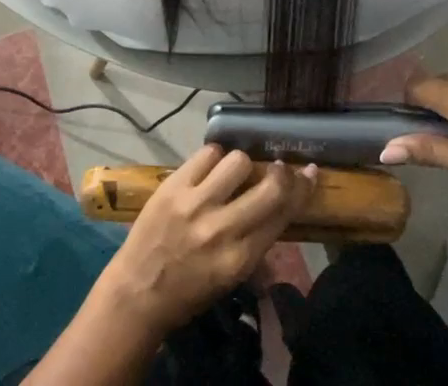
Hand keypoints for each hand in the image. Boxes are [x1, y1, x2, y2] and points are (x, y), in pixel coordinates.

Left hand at [95, 146, 316, 333]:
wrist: (137, 292)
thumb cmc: (189, 292)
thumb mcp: (233, 277)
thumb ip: (257, 244)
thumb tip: (281, 208)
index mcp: (241, 258)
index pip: (283, 214)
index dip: (302, 189)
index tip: (309, 174)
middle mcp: (222, 228)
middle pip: (269, 186)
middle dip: (281, 173)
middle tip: (280, 168)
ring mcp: (195, 204)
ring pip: (237, 160)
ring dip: (242, 164)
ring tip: (235, 173)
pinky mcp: (172, 187)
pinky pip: (205, 154)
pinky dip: (213, 157)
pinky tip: (211, 167)